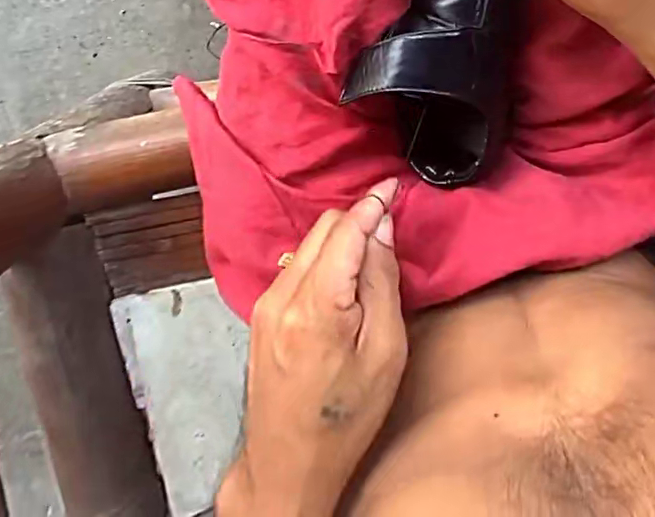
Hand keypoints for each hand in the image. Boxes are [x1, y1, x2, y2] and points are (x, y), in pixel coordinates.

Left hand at [219, 179, 405, 516]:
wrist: (286, 466)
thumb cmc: (345, 418)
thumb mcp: (385, 352)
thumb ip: (382, 281)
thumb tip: (381, 228)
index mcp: (316, 306)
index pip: (346, 230)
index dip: (372, 203)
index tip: (393, 187)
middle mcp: (282, 295)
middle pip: (325, 227)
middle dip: (358, 220)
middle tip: (388, 234)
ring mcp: (266, 302)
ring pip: (309, 241)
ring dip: (341, 238)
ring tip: (368, 262)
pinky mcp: (261, 310)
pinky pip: (297, 262)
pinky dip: (324, 257)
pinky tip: (341, 280)